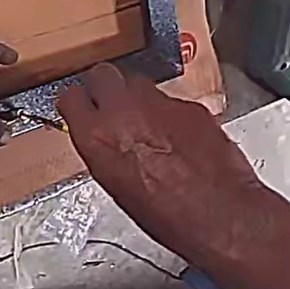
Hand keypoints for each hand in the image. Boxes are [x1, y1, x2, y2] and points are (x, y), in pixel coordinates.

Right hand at [58, 63, 284, 264]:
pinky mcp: (188, 105)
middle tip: (110, 104)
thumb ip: (102, 150)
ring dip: (137, 99)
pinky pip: (170, 100)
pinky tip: (177, 137)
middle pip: (103, 74)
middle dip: (105, 86)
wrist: (218, 213)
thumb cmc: (167, 214)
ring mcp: (158, 103)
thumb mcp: (115, 186)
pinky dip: (170, 113)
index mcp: (97, 136)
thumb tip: (102, 141)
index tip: (82, 108)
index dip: (77, 103)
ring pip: (138, 83)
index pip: (71, 97)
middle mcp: (124, 112)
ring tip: (146, 123)